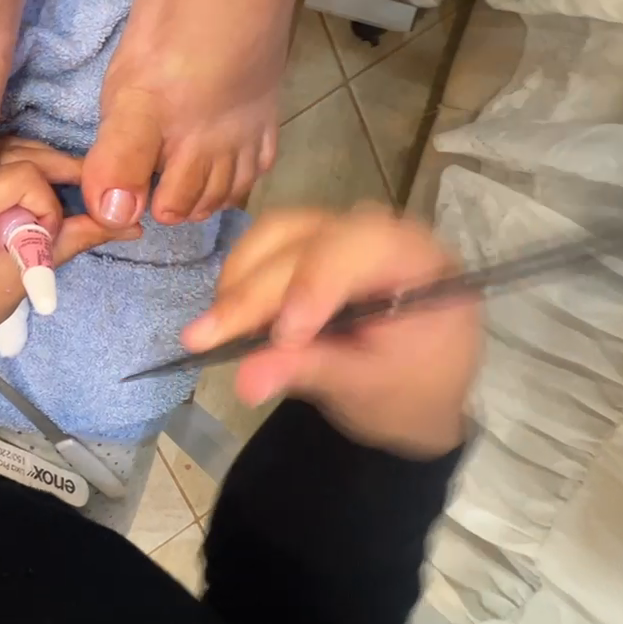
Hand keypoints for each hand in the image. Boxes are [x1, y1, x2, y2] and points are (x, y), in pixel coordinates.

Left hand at [0, 140, 139, 354]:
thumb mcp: (20, 278)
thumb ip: (69, 241)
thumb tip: (129, 225)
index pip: (20, 177)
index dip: (47, 202)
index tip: (49, 235)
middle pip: (17, 152)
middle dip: (58, 171)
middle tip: (88, 194)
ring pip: (9, 147)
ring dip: (44, 166)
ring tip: (69, 192)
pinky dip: (25, 167)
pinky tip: (44, 188)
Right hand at [182, 208, 479, 458]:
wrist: (406, 391)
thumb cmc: (405, 390)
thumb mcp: (368, 389)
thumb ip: (310, 373)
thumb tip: (246, 382)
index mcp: (415, 259)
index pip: (358, 248)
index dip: (313, 284)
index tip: (282, 337)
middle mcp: (373, 232)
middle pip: (301, 242)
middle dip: (253, 292)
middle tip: (207, 337)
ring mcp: (334, 232)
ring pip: (271, 235)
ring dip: (237, 280)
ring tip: (215, 330)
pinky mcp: (302, 242)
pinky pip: (259, 245)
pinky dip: (237, 280)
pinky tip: (228, 317)